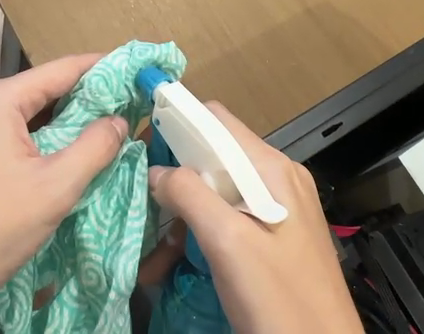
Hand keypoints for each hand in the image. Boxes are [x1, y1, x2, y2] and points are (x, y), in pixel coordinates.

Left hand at [0, 54, 129, 312]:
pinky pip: (26, 130)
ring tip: (116, 122)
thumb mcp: (55, 187)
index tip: (137, 70)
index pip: (63, 69)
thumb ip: (94, 147)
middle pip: (50, 86)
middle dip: (92, 95)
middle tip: (134, 101)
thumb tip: (120, 121)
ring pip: (39, 111)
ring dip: (74, 118)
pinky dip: (54, 135)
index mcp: (2, 98)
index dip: (103, 68)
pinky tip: (81, 147)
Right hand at [148, 102, 359, 333]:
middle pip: (215, 157)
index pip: (215, 120)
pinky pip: (232, 219)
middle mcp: (278, 178)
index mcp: (271, 168)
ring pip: (219, 192)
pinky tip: (179, 263)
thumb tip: (157, 171)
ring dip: (185, 215)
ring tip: (155, 257)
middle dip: (176, 181)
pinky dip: (204, 233)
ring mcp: (281, 209)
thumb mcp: (228, 245)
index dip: (176, 125)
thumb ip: (190, 196)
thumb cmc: (281, 302)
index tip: (141, 149)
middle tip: (145, 212)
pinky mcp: (279, 238)